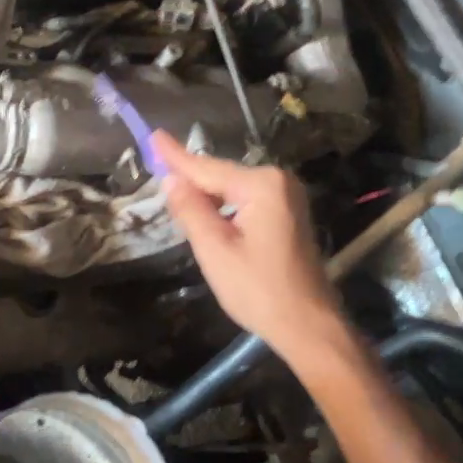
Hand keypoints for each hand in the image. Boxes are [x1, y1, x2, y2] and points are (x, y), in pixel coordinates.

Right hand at [152, 130, 341, 355]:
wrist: (309, 327)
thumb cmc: (259, 290)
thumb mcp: (215, 250)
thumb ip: (190, 209)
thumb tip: (170, 179)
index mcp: (261, 185)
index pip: (207, 168)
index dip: (176, 156)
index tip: (153, 135)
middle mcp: (278, 181)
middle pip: (221, 176)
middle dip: (190, 179)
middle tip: (157, 170)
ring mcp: (287, 197)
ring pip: (232, 189)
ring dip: (206, 196)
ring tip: (175, 196)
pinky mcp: (288, 215)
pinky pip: (246, 200)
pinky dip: (223, 206)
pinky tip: (206, 215)